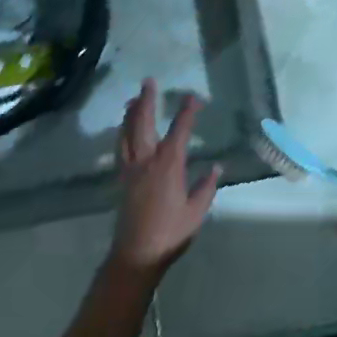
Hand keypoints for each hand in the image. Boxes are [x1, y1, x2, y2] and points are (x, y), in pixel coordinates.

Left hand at [109, 79, 220, 278]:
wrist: (137, 254)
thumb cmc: (171, 233)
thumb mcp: (196, 212)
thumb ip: (206, 187)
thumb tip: (216, 167)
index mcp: (168, 166)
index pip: (179, 131)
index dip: (186, 112)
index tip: (192, 96)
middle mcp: (146, 161)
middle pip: (143, 123)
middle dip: (146, 101)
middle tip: (148, 82)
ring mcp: (130, 169)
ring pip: (126, 133)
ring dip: (130, 113)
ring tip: (133, 99)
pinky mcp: (121, 179)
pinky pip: (120, 148)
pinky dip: (122, 133)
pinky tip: (123, 130)